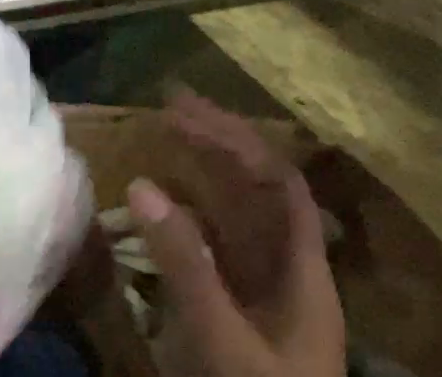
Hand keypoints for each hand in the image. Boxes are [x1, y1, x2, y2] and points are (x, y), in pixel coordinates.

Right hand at [129, 92, 344, 376]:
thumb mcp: (222, 337)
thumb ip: (185, 263)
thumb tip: (140, 182)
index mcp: (301, 272)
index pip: (279, 185)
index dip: (237, 140)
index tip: (183, 111)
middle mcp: (286, 270)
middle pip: (260, 192)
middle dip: (218, 143)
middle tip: (168, 105)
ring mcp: (262, 289)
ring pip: (238, 214)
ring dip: (204, 171)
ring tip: (165, 137)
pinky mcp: (237, 306)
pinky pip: (217, 242)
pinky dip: (190, 210)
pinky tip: (162, 202)